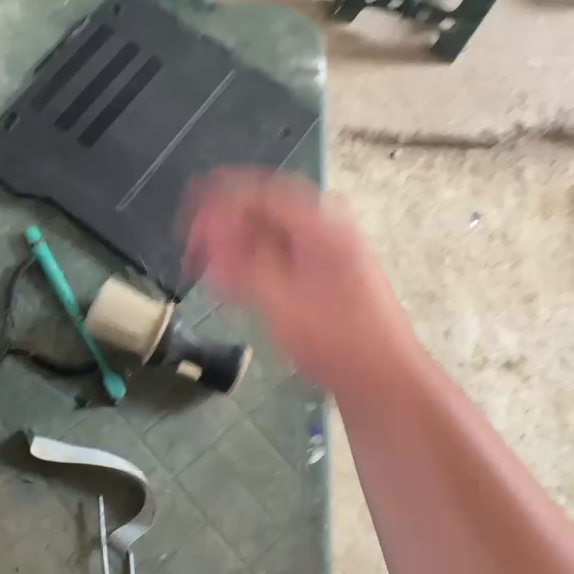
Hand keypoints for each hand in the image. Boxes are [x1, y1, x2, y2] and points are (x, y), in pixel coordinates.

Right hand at [185, 170, 418, 389]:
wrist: (384, 380)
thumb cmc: (334, 340)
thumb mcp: (278, 300)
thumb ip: (238, 262)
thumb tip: (207, 231)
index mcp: (320, 226)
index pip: (261, 192)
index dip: (220, 198)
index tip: (189, 213)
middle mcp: (328, 230)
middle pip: (267, 211)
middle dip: (225, 225)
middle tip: (194, 246)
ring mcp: (331, 253)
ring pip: (273, 234)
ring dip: (238, 246)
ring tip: (209, 268)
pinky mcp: (329, 276)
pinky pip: (284, 255)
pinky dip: (255, 263)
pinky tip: (236, 284)